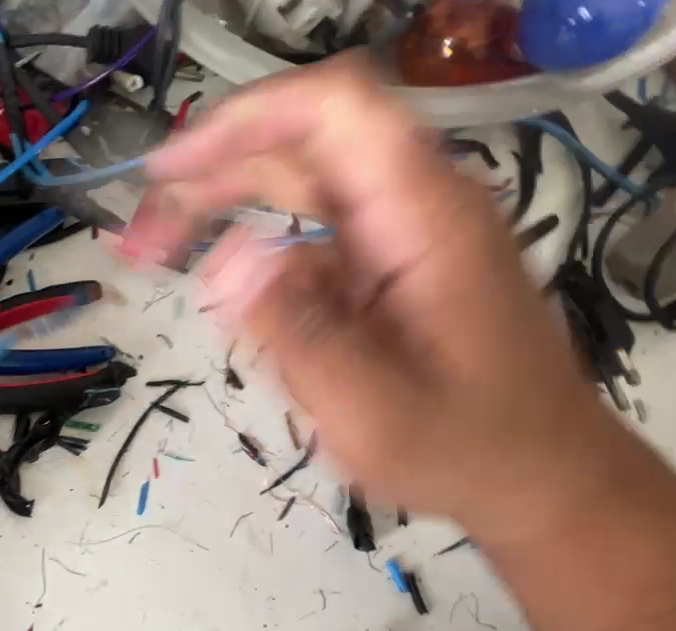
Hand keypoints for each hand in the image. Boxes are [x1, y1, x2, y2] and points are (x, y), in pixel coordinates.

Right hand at [119, 56, 621, 539]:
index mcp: (423, 220)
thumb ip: (299, 334)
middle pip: (301, 146)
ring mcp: (397, 236)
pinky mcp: (383, 267)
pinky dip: (251, 255)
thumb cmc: (464, 449)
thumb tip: (225, 262)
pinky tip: (220, 297)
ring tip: (151, 250)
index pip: (334, 113)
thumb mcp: (372, 411)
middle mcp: (412, 208)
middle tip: (137, 232)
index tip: (168, 169)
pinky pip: (307, 241)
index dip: (245, 121)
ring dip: (219, 210)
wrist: (538, 473)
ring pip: (297, 188)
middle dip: (209, 174)